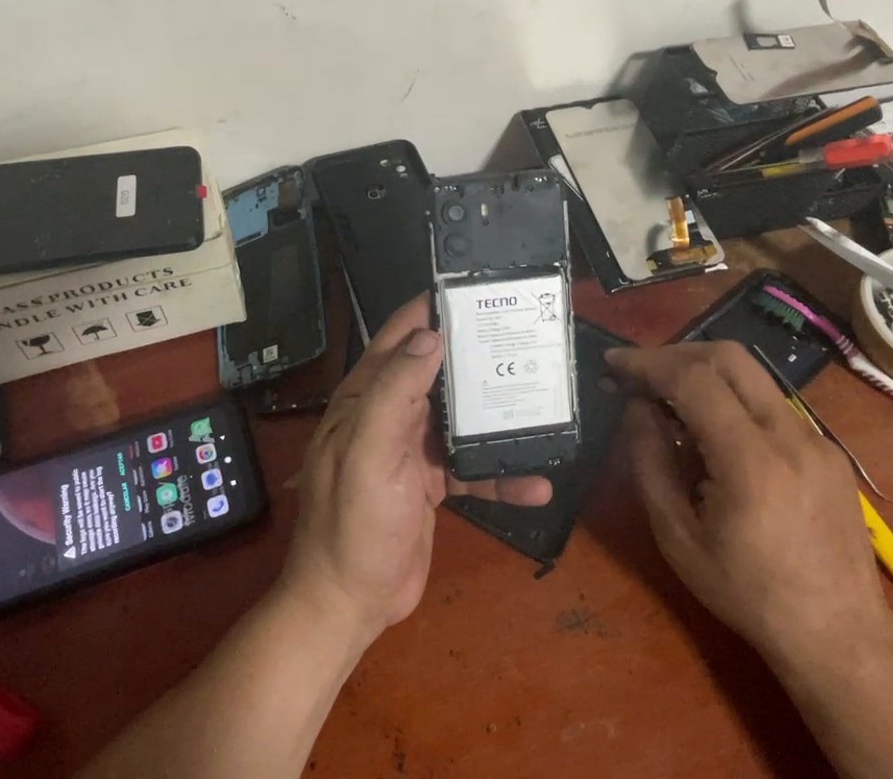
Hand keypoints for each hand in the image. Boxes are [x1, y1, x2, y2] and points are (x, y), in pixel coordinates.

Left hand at [278, 294, 552, 645]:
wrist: (350, 603)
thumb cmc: (353, 524)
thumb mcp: (369, 452)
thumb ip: (395, 392)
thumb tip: (430, 336)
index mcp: (365, 399)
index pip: (399, 338)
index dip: (431, 310)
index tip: (475, 290)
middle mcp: (389, 415)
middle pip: (437, 371)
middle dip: (476, 355)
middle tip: (525, 338)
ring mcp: (411, 450)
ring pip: (460, 417)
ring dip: (495, 413)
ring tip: (541, 399)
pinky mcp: (430, 483)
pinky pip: (471, 466)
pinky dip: (501, 472)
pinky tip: (536, 482)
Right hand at [607, 343, 890, 659]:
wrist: (838, 633)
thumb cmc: (746, 592)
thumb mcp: (678, 537)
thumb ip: (650, 464)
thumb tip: (636, 409)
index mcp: (752, 461)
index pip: (695, 379)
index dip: (648, 363)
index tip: (613, 362)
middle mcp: (791, 436)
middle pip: (730, 357)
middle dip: (676, 354)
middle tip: (639, 373)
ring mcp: (818, 440)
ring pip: (754, 377)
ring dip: (705, 374)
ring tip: (669, 403)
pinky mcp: (830, 451)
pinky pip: (772, 406)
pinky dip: (733, 401)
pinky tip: (713, 437)